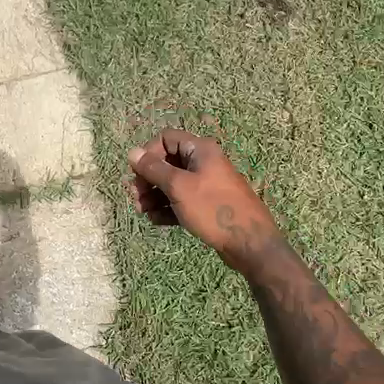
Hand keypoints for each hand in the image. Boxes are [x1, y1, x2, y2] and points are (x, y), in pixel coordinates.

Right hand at [127, 129, 282, 273]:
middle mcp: (203, 163)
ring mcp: (206, 185)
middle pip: (167, 162)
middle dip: (149, 179)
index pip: (166, 139)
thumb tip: (132, 152)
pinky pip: (182, 201)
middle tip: (136, 197)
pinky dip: (168, 208)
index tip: (138, 174)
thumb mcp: (179, 187)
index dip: (149, 154)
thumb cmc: (213, 208)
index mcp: (200, 150)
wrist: (251, 244)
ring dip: (155, 196)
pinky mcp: (208, 206)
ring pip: (173, 184)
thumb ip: (153, 169)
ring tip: (143, 212)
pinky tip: (156, 221)